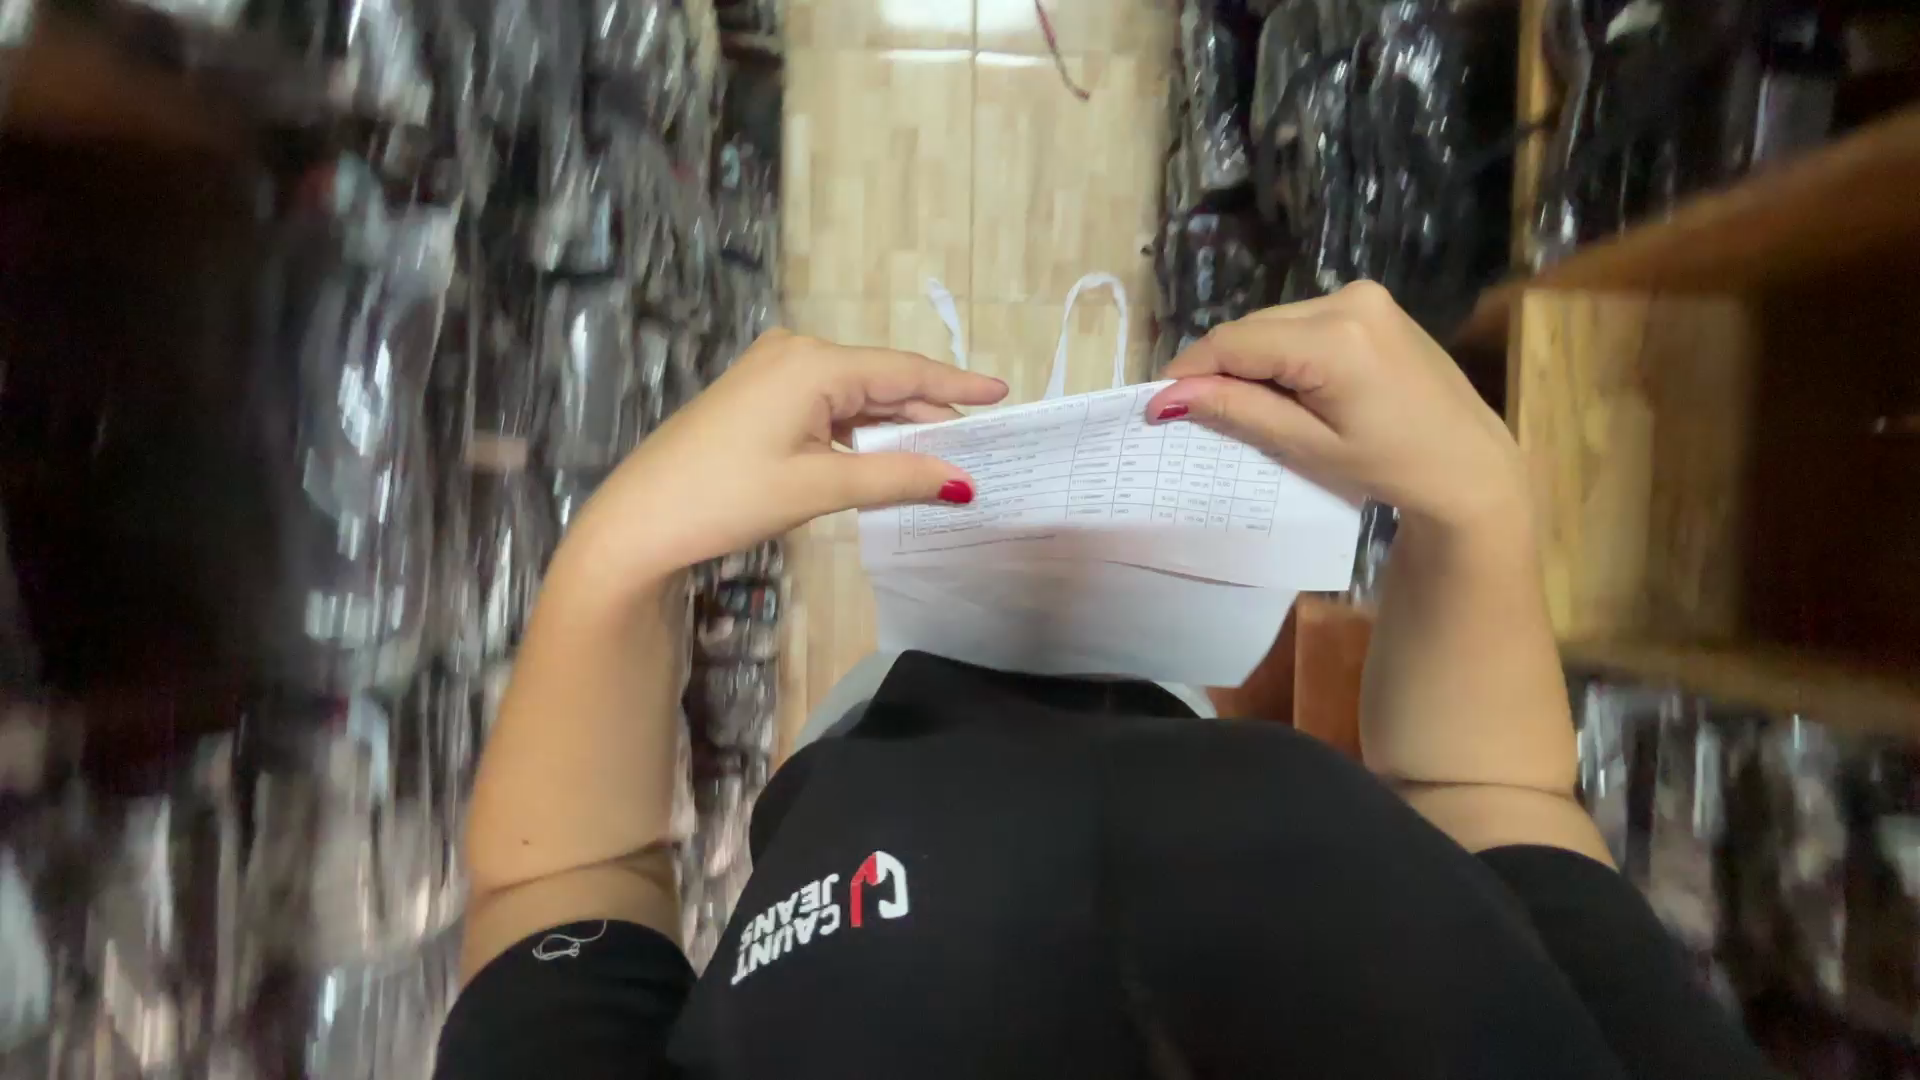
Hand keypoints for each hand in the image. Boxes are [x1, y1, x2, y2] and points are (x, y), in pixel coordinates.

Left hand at [561, 329, 1007, 586]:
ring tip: (942, 446)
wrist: (640, 520)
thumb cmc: (730, 496)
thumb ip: (896, 477)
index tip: (1001, 392)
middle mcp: (796, 354)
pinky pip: (827, 406)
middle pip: (880, 380)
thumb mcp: (820, 485)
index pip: (903, 370)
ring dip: (894, 421)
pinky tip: (883, 449)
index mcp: (813, 364)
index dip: (956, 384)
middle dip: (928, 407)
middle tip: (978, 434)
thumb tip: (962, 482)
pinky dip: (859, 429)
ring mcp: (773, 373)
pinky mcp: (759, 397)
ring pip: (854, 395)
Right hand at [1143, 282, 1524, 536]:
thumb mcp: (1305, 445)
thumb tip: (1169, 396)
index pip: (1234, 342)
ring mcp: (1362, 297)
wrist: (1467, 462)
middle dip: (1214, 367)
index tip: (1156, 404)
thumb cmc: (1387, 464)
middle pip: (1250, 329)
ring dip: (1243, 360)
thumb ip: (1237, 411)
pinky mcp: (1368, 305)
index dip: (1187, 370)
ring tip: (1235, 405)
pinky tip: (1277, 387)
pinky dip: (1272, 353)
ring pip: (1269, 325)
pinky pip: (1296, 324)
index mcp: (1335, 339)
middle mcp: (1347, 300)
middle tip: (1190, 411)